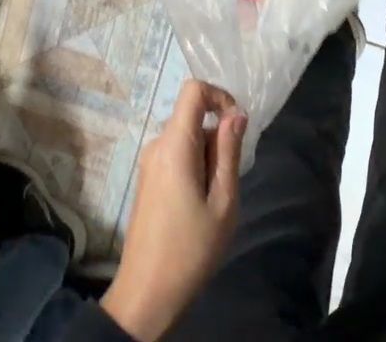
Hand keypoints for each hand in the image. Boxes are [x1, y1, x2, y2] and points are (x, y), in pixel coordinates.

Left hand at [101, 80, 246, 340]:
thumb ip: (229, 152)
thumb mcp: (223, 201)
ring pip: (187, 138)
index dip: (220, 96)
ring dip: (208, 156)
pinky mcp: (148, 180)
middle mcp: (157, 146)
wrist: (146, 294)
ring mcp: (149, 163)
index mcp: (174, 146)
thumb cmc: (191, 249)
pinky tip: (201, 204)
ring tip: (216, 198)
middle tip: (229, 180)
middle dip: (218, 137)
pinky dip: (195, 167)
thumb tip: (237, 114)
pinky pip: (177, 155)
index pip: (194, 90)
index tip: (238, 127)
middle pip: (193, 117)